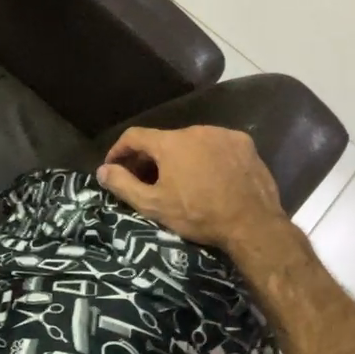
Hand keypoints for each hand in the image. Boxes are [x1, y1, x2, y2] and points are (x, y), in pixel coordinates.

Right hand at [96, 126, 291, 252]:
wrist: (252, 224)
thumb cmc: (198, 215)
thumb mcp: (153, 205)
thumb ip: (122, 184)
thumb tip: (102, 170)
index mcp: (170, 142)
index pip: (134, 136)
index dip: (119, 150)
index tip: (113, 167)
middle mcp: (195, 130)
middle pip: (163, 140)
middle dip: (149, 158)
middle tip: (144, 181)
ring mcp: (223, 135)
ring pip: (190, 142)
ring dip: (178, 157)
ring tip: (178, 180)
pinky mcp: (245, 144)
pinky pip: (215, 145)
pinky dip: (205, 157)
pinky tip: (207, 177)